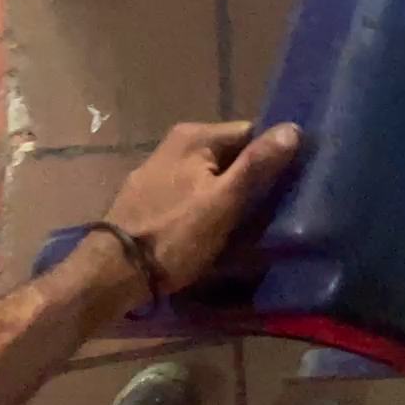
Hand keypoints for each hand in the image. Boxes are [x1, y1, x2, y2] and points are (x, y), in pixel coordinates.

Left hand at [103, 121, 301, 291]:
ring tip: (250, 219)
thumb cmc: (174, 235)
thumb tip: (293, 128)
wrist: (111, 275)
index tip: (289, 184)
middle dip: (253, 176)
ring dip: (232, 191)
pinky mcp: (151, 195)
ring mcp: (160, 170)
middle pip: (233, 153)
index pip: (253, 133)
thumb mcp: (224, 201)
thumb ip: (258, 164)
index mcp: (195, 136)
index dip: (274, 157)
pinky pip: (195, 189)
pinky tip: (216, 224)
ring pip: (214, 173)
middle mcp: (176, 143)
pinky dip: (210, 201)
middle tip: (273, 206)